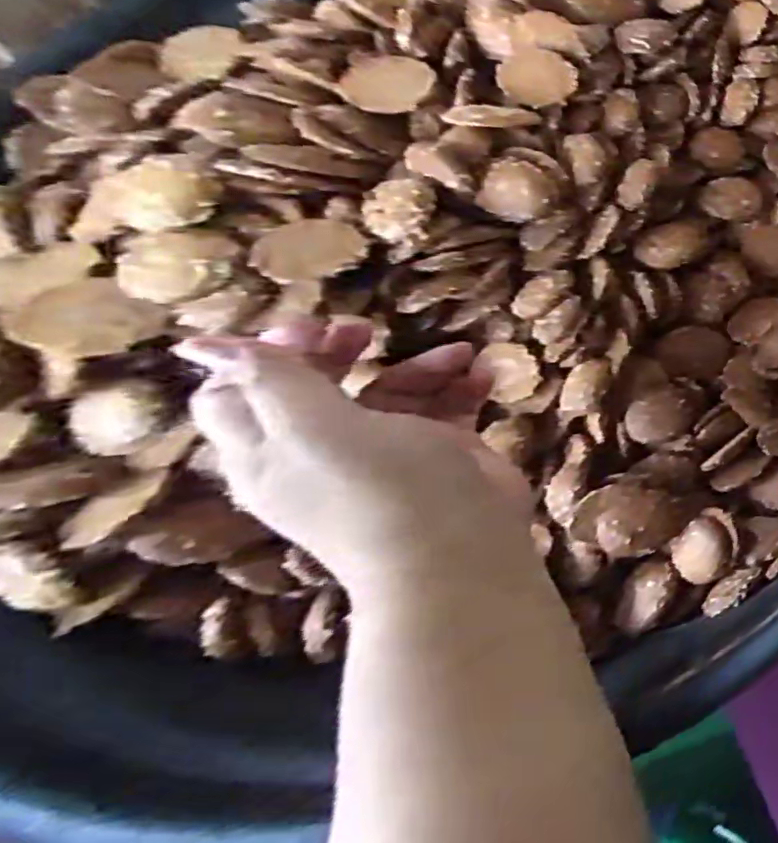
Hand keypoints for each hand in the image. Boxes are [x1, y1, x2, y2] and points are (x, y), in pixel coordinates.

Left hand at [174, 319, 532, 596]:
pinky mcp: (443, 452)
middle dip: (340, 353)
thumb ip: (271, 381)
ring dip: (421, 365)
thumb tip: (200, 344)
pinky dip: (462, 387)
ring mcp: (389, 451)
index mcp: (272, 451)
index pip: (240, 395)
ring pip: (392, 392)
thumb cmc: (380, 485)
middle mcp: (325, 450)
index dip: (263, 356)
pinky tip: (483, 375)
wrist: (458, 544)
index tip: (312, 328)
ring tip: (458, 352)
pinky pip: (447, 408)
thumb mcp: (316, 429)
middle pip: (318, 388)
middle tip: (365, 330)